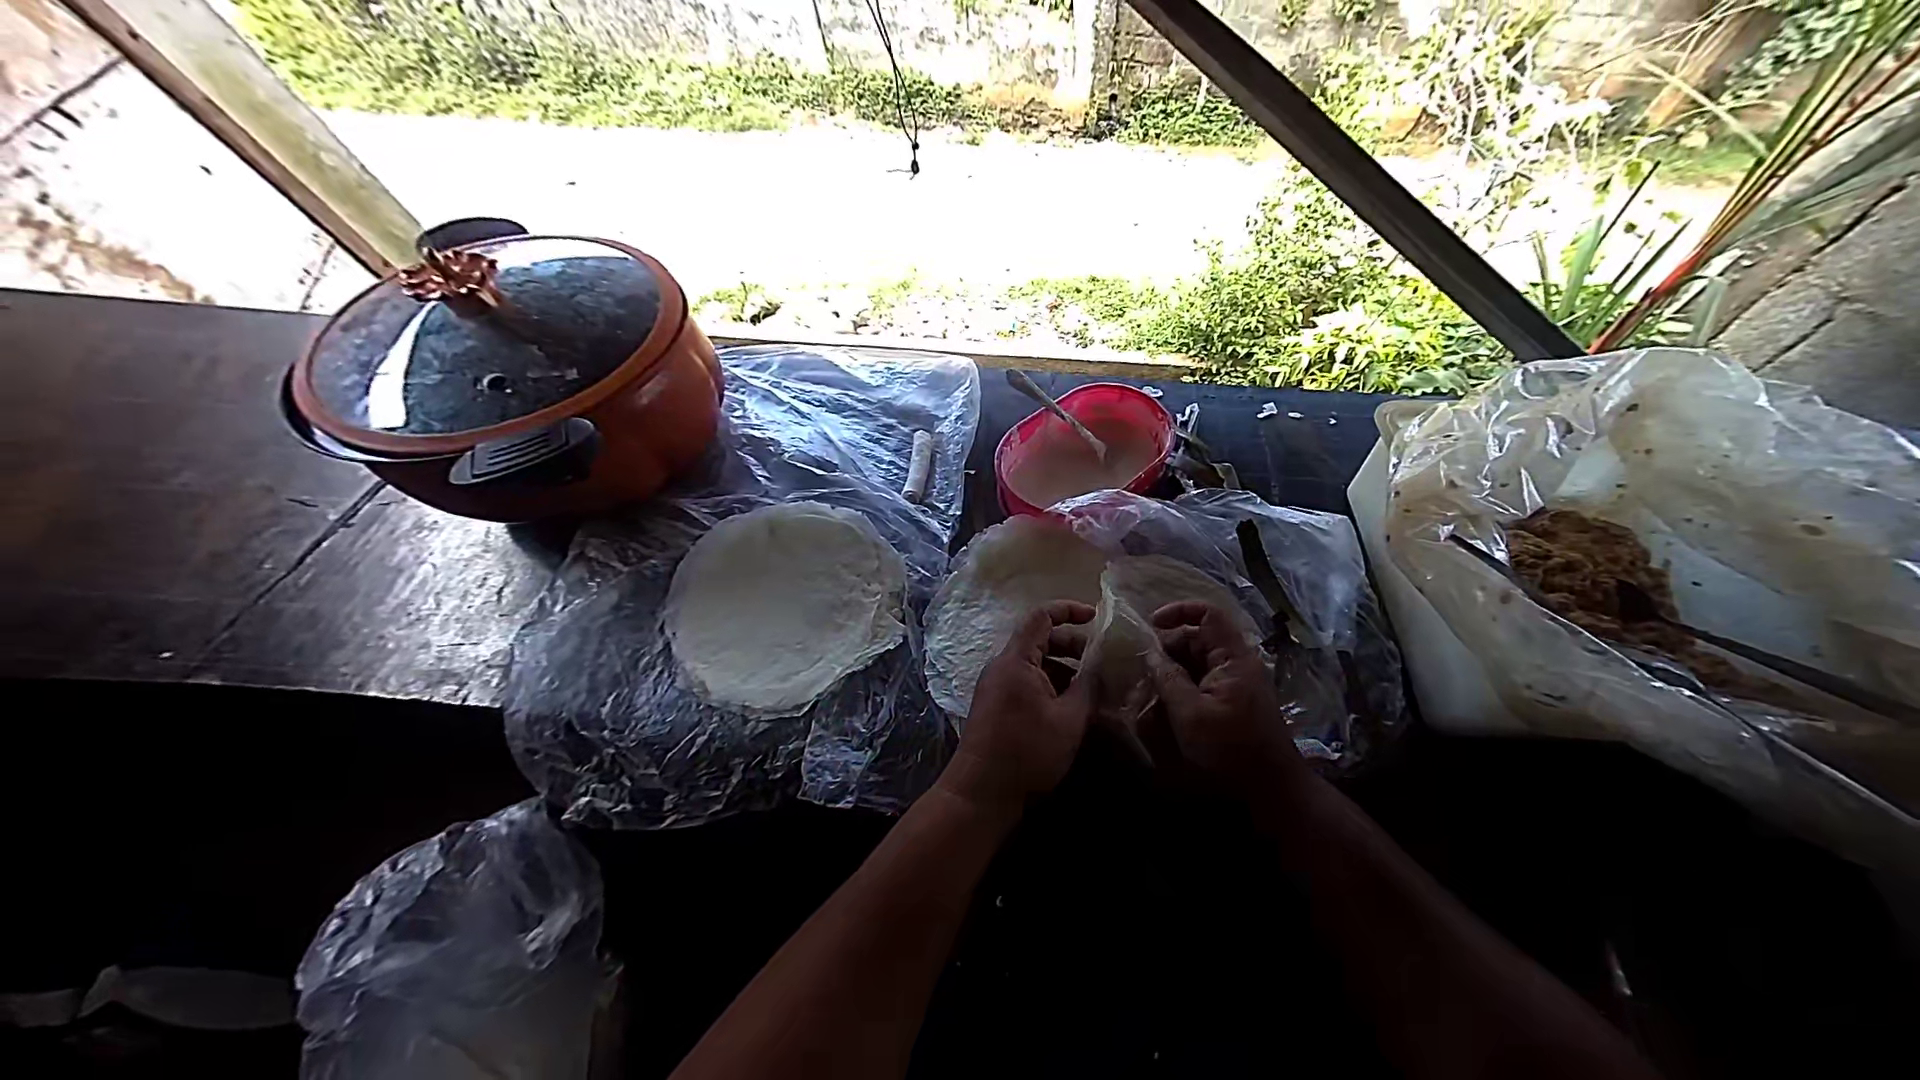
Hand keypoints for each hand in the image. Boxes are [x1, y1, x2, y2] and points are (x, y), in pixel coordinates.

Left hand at [937, 601, 1096, 813]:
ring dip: (1063, 669)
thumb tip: (1101, 666)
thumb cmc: (1027, 751)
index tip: (1096, 617)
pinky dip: (1049, 685)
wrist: (981, 791)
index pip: (1041, 617)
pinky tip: (1071, 707)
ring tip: (1092, 688)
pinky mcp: (996, 704)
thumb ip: (1088, 687)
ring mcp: (996, 685)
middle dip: (1072, 646)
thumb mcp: (1069, 719)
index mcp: (1016, 660)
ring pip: (1034, 663)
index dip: (1069, 610)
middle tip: (1101, 662)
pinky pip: (1026, 681)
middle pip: (1039, 640)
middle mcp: (1002, 666)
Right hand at [1144, 601, 1303, 796]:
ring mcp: (1236, 682)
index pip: (1208, 614)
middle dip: (1167, 650)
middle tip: (1142, 671)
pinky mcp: (1232, 700)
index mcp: (1233, 658)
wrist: (1272, 789)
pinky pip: (1202, 681)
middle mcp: (1237, 663)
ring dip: (1171, 671)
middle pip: (1197, 638)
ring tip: (1148, 691)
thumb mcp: (1190, 714)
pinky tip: (1164, 705)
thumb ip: (1168, 679)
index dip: (1178, 611)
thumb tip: (1150, 654)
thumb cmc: (1231, 749)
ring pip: (1196, 661)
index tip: (1151, 625)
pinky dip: (1181, 687)